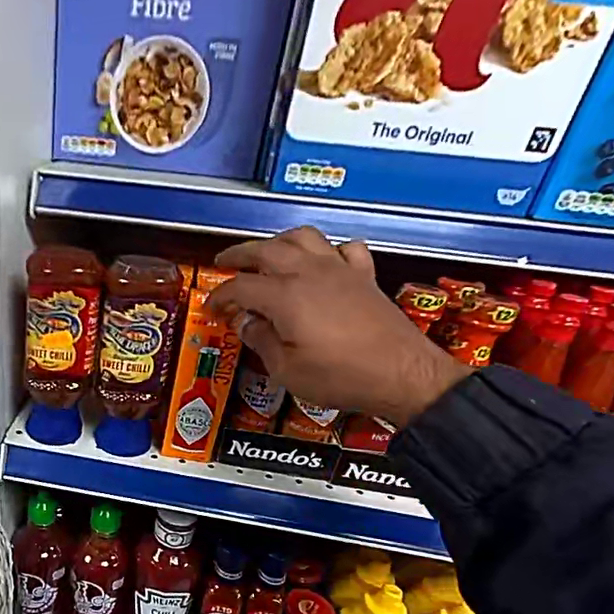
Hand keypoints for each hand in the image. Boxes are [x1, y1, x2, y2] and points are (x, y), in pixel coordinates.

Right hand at [205, 226, 469, 425]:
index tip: (212, 307)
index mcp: (285, 296)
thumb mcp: (287, 370)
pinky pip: (344, 248)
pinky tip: (325, 260)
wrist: (401, 375)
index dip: (220, 296)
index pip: (240, 287)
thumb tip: (245, 323)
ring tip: (268, 252)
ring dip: (279, 241)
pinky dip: (329, 249)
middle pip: (265, 250)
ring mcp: (339, 270)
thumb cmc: (343, 376)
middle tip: (225, 262)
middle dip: (240, 255)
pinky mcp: (363, 276)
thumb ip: (261, 341)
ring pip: (303, 236)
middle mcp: (309, 273)